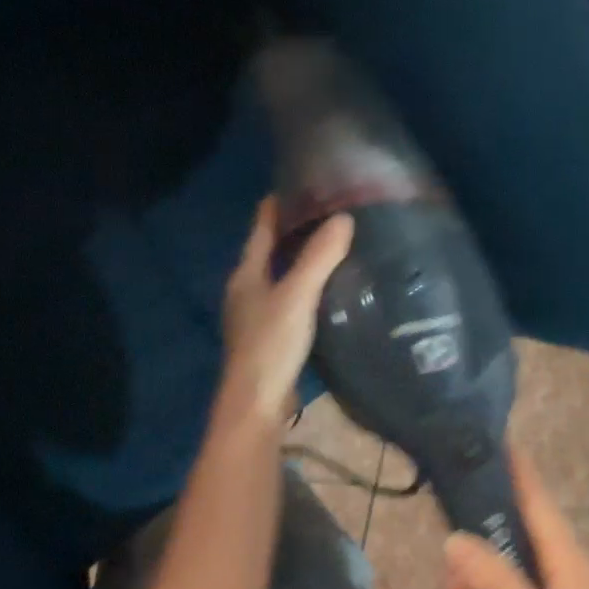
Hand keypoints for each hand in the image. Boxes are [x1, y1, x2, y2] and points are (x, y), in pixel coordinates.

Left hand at [214, 198, 353, 430]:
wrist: (257, 403)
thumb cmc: (271, 344)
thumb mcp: (297, 296)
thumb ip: (319, 258)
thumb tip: (343, 218)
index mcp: (245, 273)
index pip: (260, 227)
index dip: (278, 205)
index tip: (303, 184)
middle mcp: (245, 290)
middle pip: (268, 251)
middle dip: (293, 231)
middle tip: (330, 213)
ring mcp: (255, 316)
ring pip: (279, 277)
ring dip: (300, 262)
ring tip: (335, 247)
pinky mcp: (269, 338)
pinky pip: (289, 302)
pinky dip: (305, 289)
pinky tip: (329, 291)